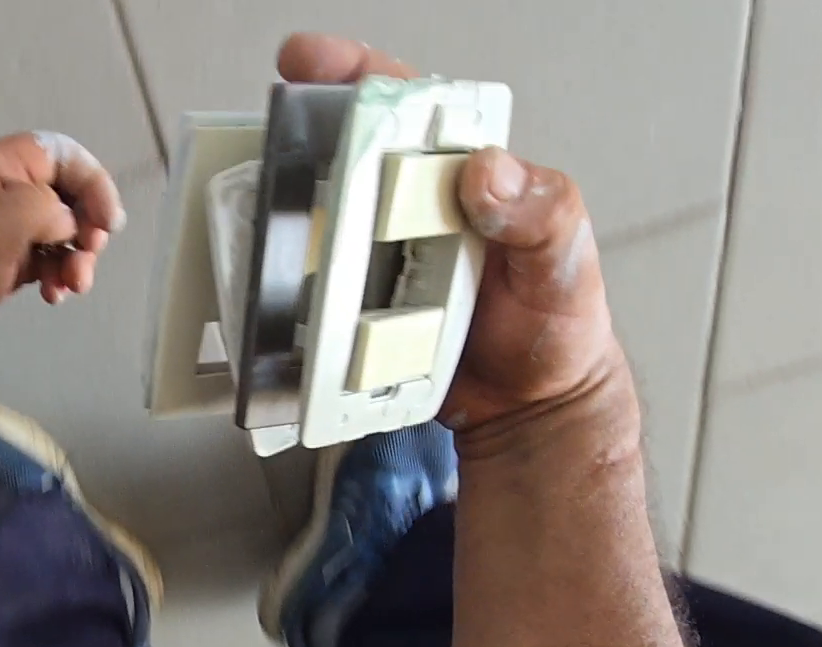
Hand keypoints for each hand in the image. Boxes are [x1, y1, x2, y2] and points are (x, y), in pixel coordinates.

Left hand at [0, 131, 125, 377]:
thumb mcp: (3, 225)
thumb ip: (47, 207)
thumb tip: (70, 223)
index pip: (58, 154)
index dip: (92, 181)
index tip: (108, 221)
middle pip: (65, 194)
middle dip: (86, 227)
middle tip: (90, 256)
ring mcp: (2, 231)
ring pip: (60, 233)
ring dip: (76, 259)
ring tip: (75, 285)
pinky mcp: (5, 264)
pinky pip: (46, 261)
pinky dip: (58, 276)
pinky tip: (55, 296)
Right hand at [277, 34, 627, 438]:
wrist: (524, 408)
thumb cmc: (553, 329)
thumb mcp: (565, 264)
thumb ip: (542, 212)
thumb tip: (486, 171)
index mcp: (460, 182)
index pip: (407, 111)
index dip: (355, 78)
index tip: (310, 64)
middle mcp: (410, 218)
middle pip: (343, 166)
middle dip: (296, 145)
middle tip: (266, 143)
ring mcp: (377, 269)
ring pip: (318, 233)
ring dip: (283, 227)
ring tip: (256, 226)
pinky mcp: (356, 319)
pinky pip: (314, 300)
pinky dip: (286, 297)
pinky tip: (268, 297)